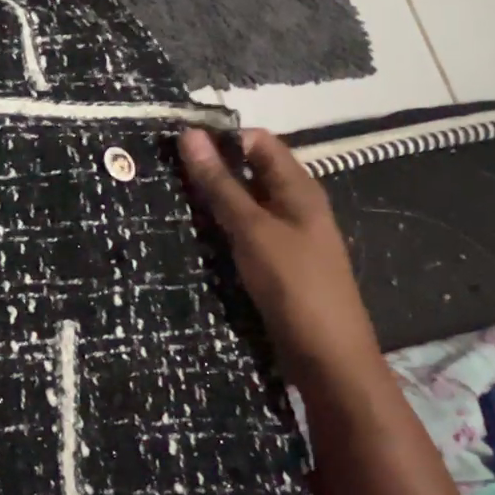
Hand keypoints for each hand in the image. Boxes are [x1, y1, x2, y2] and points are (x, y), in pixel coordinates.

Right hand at [177, 128, 379, 384]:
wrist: (328, 359)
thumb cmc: (294, 284)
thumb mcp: (251, 228)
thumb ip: (220, 183)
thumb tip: (190, 135)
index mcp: (298, 187)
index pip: (257, 140)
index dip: (222, 138)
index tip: (180, 147)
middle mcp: (293, 204)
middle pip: (248, 170)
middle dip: (210, 168)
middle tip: (167, 172)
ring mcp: (285, 234)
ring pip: (242, 202)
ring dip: (211, 199)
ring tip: (171, 198)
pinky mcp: (274, 260)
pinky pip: (242, 230)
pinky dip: (219, 226)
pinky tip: (193, 233)